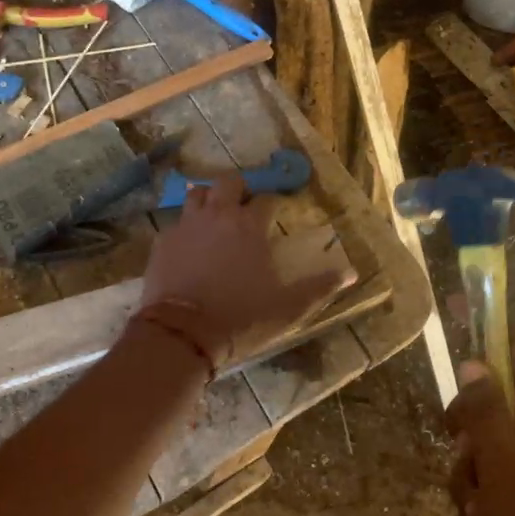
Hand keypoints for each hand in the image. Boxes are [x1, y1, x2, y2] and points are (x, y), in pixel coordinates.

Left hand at [135, 173, 351, 371]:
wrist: (182, 334)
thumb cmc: (241, 318)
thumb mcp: (288, 308)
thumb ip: (319, 287)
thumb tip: (351, 273)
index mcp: (250, 225)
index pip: (267, 199)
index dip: (274, 203)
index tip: (277, 213)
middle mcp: (218, 215)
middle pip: (229, 181)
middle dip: (239, 188)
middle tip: (244, 206)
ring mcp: (186, 225)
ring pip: (197, 193)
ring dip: (208, 199)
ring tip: (215, 217)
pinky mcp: (163, 241)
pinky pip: (176, 223)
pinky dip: (185, 227)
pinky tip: (189, 245)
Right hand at [445, 345, 514, 515]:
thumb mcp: (503, 467)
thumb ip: (484, 411)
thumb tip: (473, 361)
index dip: (484, 333)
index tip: (448, 320)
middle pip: (492, 405)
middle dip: (468, 437)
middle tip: (466, 459)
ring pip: (487, 451)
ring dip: (471, 481)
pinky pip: (497, 486)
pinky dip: (484, 508)